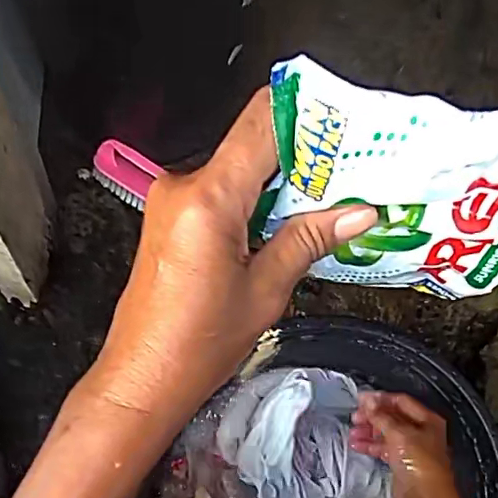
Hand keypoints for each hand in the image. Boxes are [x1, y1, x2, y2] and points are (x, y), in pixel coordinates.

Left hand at [81, 88, 378, 431]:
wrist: (143, 382)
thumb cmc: (191, 349)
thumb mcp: (263, 294)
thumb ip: (308, 241)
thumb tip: (354, 213)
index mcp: (208, 201)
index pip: (265, 120)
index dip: (312, 116)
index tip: (347, 128)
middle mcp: (181, 191)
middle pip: (252, 144)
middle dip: (303, 160)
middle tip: (347, 182)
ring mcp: (169, 206)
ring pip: (235, 171)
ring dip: (278, 187)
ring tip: (319, 213)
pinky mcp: (166, 224)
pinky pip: (217, 196)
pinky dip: (251, 206)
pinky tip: (278, 230)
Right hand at [349, 392, 460, 497]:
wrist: (425, 495)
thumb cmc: (419, 462)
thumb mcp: (399, 434)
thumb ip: (381, 416)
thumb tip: (368, 401)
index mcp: (426, 419)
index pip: (400, 401)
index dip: (380, 399)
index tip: (360, 400)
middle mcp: (420, 430)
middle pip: (392, 417)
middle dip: (372, 416)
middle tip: (355, 417)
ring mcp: (411, 446)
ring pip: (386, 433)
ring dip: (368, 431)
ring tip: (352, 433)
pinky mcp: (401, 461)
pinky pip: (384, 448)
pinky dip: (370, 445)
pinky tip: (357, 445)